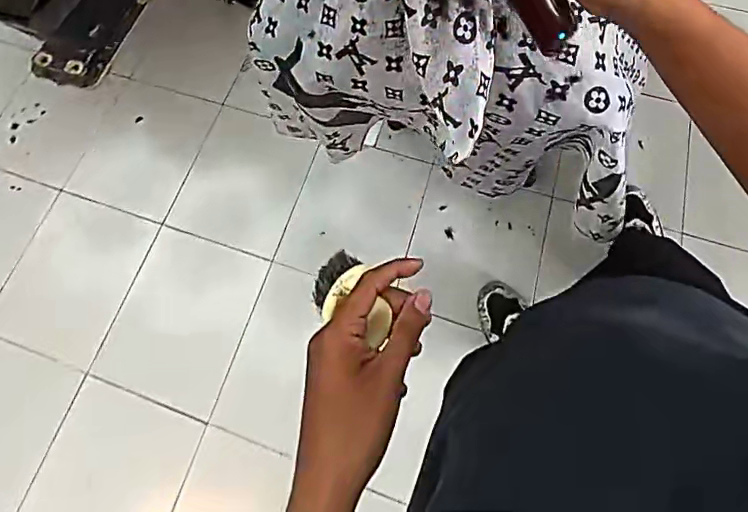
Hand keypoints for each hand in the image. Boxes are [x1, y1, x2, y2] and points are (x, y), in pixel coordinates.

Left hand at [289, 258, 432, 511]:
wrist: (327, 482)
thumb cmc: (348, 437)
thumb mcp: (390, 373)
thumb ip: (408, 329)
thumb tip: (421, 297)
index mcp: (335, 336)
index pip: (367, 285)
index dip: (396, 270)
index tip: (416, 265)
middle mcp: (327, 342)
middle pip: (369, 301)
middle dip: (398, 305)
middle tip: (419, 318)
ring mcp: (328, 358)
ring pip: (367, 322)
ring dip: (393, 328)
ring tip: (408, 347)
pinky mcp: (334, 372)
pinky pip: (362, 341)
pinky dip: (383, 344)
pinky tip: (396, 365)